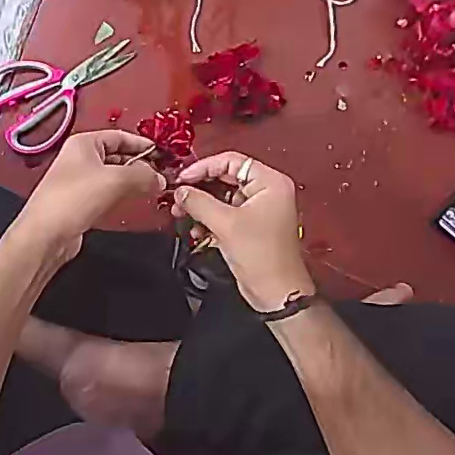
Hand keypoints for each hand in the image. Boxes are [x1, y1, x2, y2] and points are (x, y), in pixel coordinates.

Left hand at [13, 131, 165, 256]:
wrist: (46, 235)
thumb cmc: (73, 199)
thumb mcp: (115, 180)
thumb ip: (142, 176)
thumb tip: (160, 179)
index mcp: (84, 143)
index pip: (120, 136)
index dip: (142, 144)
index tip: (161, 154)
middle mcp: (79, 159)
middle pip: (117, 155)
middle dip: (139, 164)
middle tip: (160, 174)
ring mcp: (78, 180)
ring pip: (113, 175)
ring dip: (132, 180)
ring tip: (152, 187)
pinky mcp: (80, 201)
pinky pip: (107, 192)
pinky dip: (121, 194)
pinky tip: (133, 200)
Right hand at [172, 152, 314, 312]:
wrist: (277, 293)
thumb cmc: (261, 255)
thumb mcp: (225, 224)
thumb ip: (199, 202)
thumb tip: (180, 190)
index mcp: (270, 182)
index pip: (232, 161)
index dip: (203, 167)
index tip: (182, 178)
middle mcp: (267, 191)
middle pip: (226, 178)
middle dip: (199, 189)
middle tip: (178, 197)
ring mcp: (259, 208)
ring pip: (223, 197)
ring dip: (201, 206)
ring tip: (181, 215)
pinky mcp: (251, 225)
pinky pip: (226, 214)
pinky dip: (209, 220)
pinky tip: (196, 232)